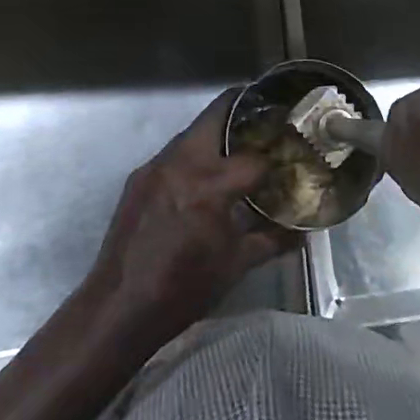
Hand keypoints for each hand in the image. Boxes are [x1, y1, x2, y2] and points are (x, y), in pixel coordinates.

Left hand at [90, 89, 299, 332]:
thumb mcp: (235, 266)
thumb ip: (270, 240)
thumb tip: (300, 232)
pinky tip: (202, 178)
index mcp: (210, 186)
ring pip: (193, 132)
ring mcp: (156, 165)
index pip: (254, 159)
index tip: (287, 161)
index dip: (275, 161)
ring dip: (217, 135)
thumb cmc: (183, 289)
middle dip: (243, 113)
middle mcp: (182, 163)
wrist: (119, 306)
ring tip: (237, 151)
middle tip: (264, 124)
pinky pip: (173, 154)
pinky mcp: (139, 176)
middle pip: (217, 114)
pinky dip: (193, 156)